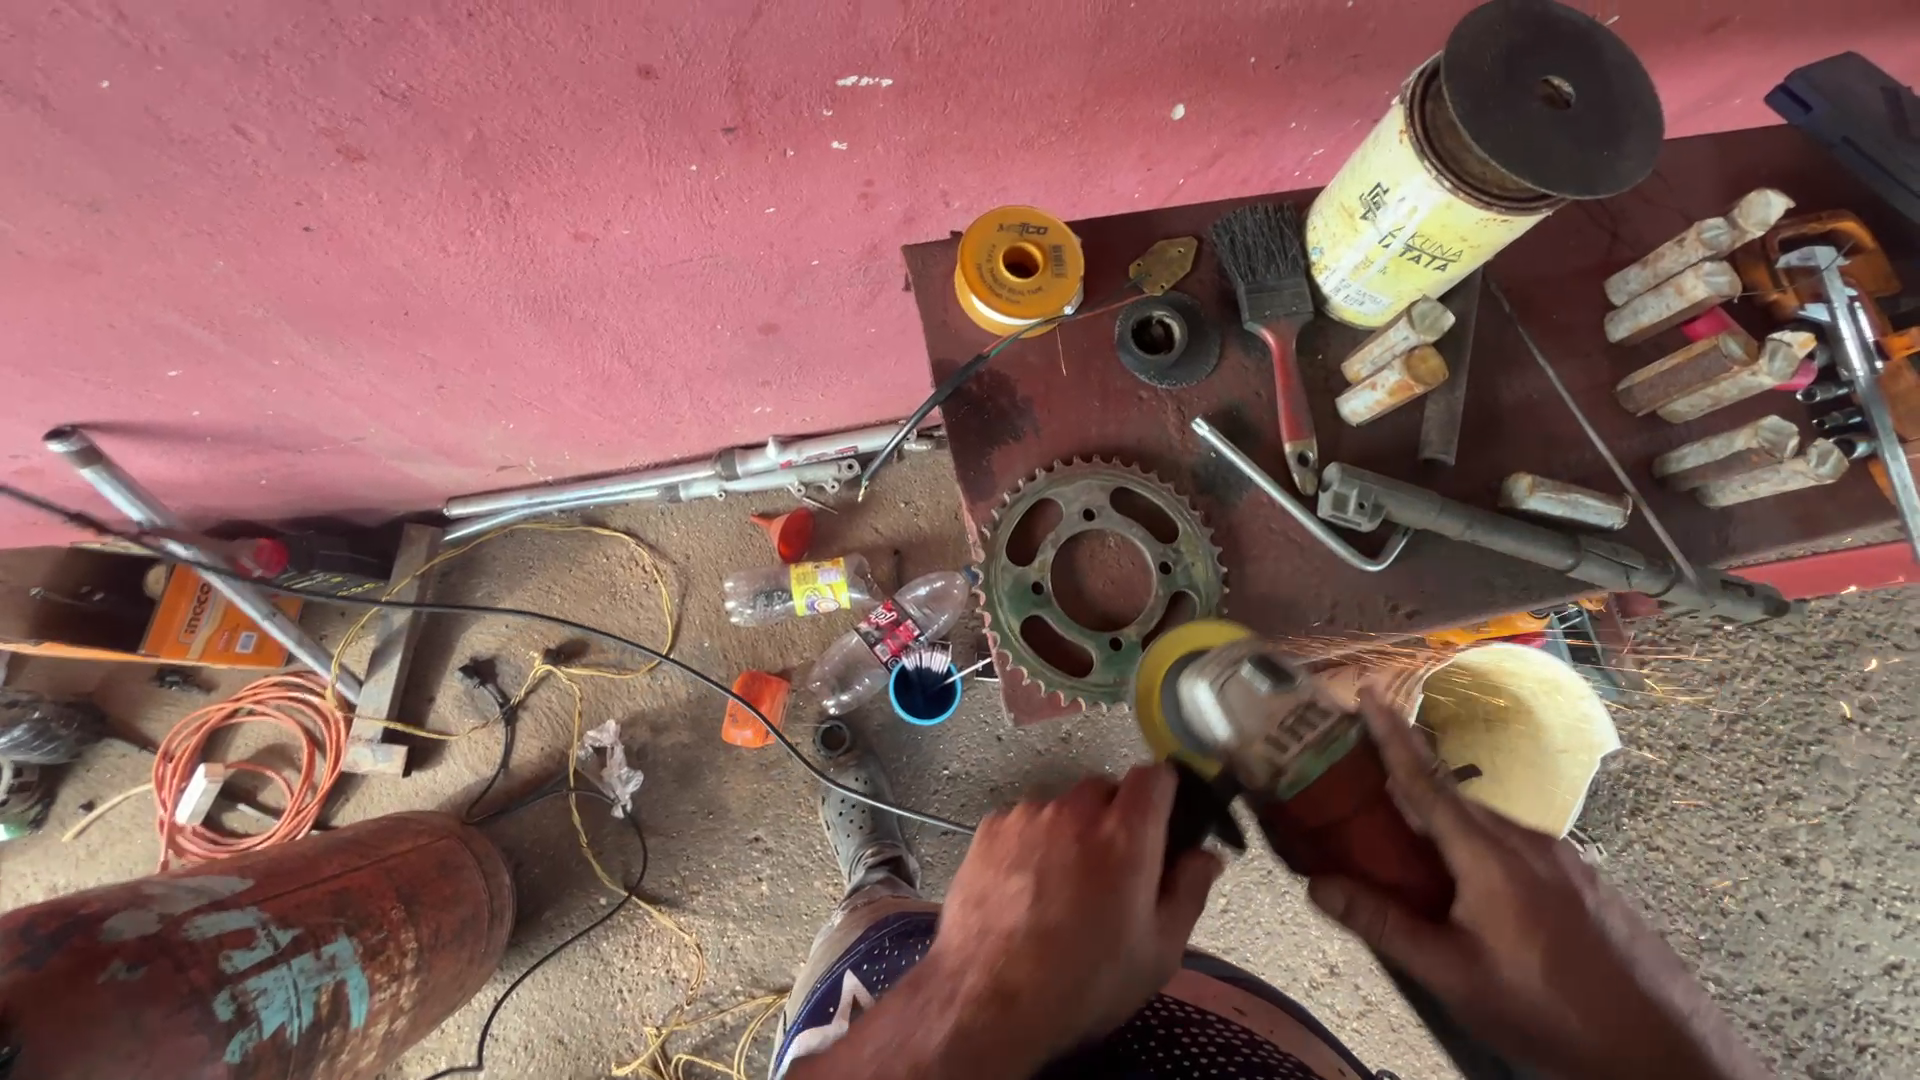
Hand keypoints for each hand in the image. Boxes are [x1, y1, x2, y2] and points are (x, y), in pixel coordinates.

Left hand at [924, 764, 1223, 1069]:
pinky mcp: (991, 827)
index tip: (1163, 815)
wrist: (988, 997)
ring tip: (1061, 886)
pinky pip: (1024, 821)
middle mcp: (1076, 811)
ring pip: (1062, 807)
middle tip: (1112, 867)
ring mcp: (1028, 815)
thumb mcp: (1158, 952)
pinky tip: (1025, 887)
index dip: (1163, 791)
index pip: (1154, 776)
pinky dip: (1031, 842)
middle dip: (1115, 817)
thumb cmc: (1083, 982)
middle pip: (1105, 790)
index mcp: (1125, 835)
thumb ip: (1189, 891)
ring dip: (1070, 831)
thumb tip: (1205, 855)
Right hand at [1308, 687, 1770, 1079]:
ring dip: (1440, 818)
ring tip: (1409, 840)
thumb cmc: (1549, 1012)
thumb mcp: (1452, 976)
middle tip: (1362, 775)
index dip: (1390, 736)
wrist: (1669, 1057)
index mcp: (1488, 856)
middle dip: (1405, 778)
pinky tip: (1469, 882)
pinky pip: (1513, 843)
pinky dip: (1475, 842)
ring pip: (1483, 822)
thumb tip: (1315, 884)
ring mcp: (1562, 858)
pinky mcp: (1585, 880)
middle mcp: (1526, 842)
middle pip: (1451, 797)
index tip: (1368, 693)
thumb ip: (1383, 924)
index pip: (1425, 781)